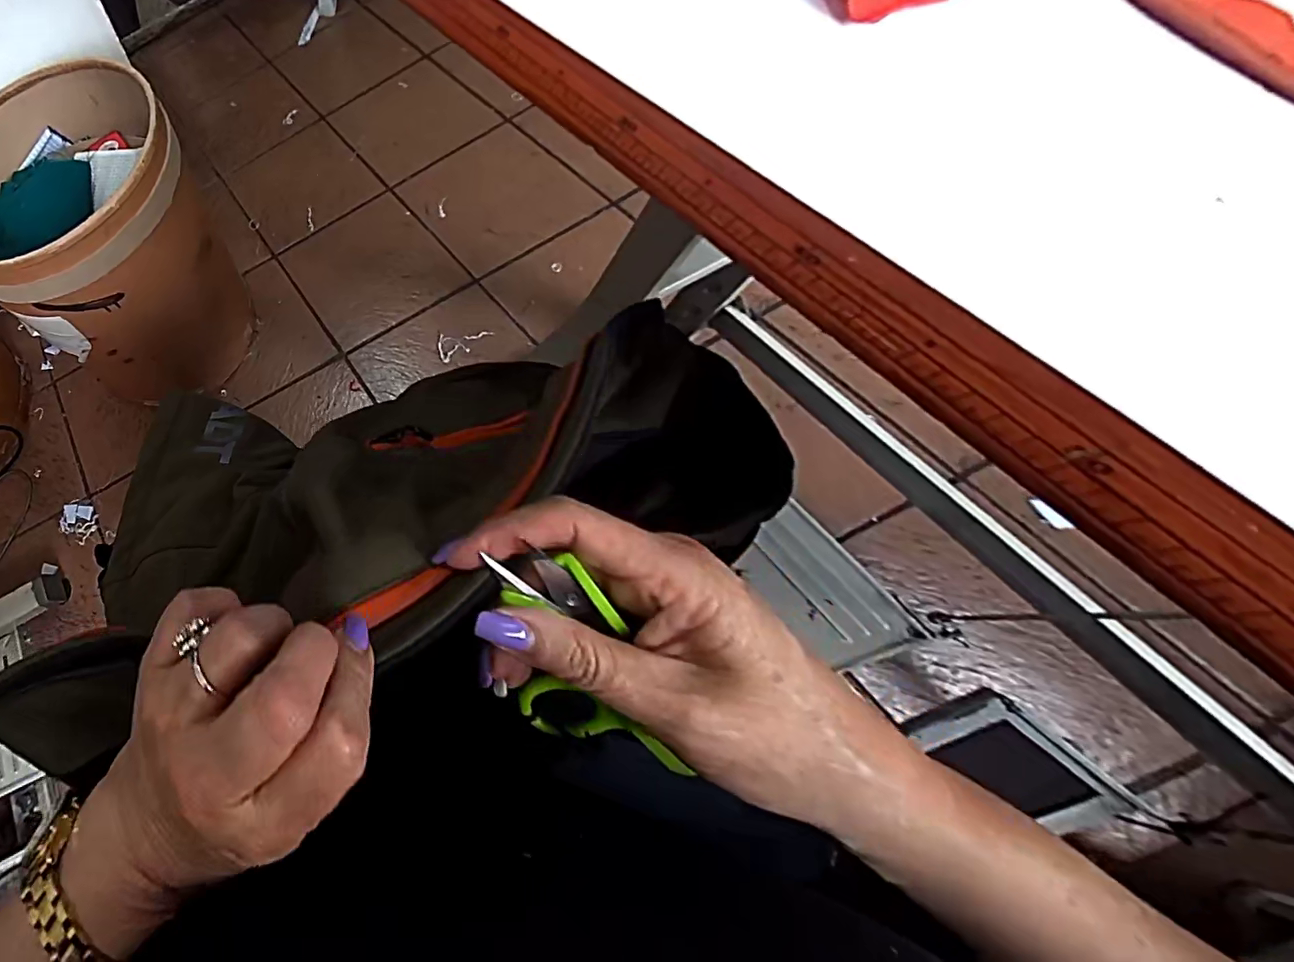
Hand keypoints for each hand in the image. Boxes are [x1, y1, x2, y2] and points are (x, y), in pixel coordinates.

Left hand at [60, 588, 373, 955]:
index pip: (336, 744)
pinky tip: (232, 628)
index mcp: (264, 821)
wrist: (150, 823)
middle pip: (282, 696)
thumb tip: (354, 639)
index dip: (357, 683)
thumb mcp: (296, 813)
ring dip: (274, 620)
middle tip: (316, 646)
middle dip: (317, 649)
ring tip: (274, 640)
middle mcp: (210, 771)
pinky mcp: (148, 672)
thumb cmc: (236, 814)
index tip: (355, 655)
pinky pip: (194, 607)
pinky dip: (224, 602)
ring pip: (239, 636)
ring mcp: (171, 716)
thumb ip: (335, 737)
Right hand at [443, 497, 921, 830]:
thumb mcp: (668, 702)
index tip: (454, 559)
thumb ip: (577, 657)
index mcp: (674, 568)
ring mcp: (653, 592)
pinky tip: (541, 676)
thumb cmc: (781, 738)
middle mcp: (657, 567)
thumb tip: (497, 619)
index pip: (572, 524)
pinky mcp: (649, 618)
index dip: (506, 531)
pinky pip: (584, 618)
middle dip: (513, 604)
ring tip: (513, 682)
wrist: (848, 778)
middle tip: (490, 662)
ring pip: (564, 594)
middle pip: (558, 560)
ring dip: (530, 633)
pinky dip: (554, 647)